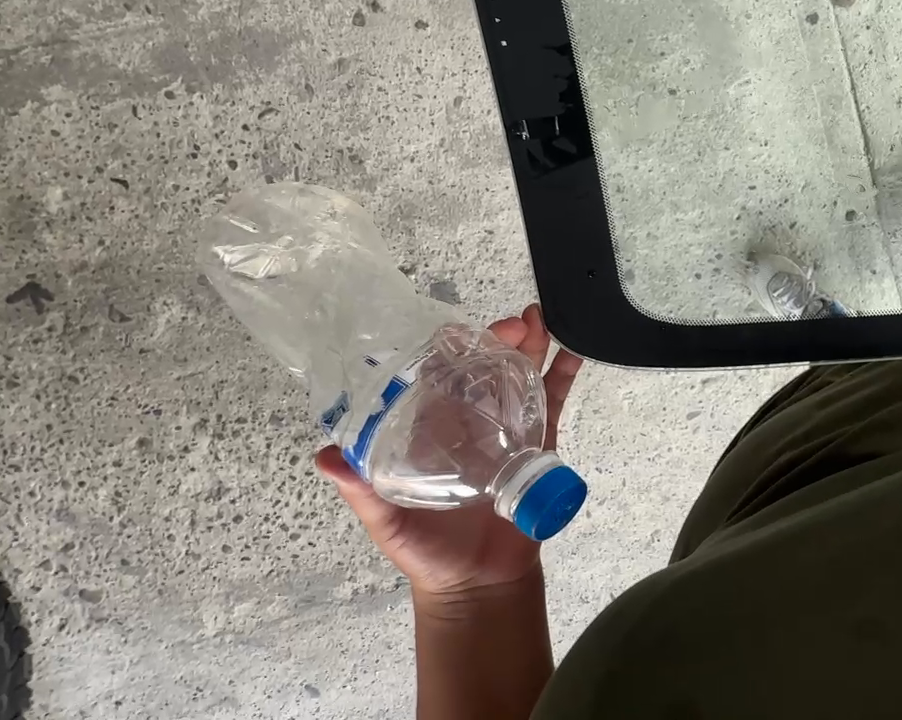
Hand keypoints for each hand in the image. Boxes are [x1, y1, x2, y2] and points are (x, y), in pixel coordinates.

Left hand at [316, 303, 583, 600]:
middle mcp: (473, 420)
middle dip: (503, 337)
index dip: (453, 348)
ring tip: (542, 320)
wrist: (479, 582)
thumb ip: (364, 489)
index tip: (462, 331)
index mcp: (435, 429)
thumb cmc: (428, 550)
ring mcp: (510, 427)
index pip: (443, 376)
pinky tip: (575, 352)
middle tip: (517, 322)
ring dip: (535, 344)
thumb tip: (326, 454)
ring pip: (524, 375)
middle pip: (490, 366)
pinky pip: (554, 402)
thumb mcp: (387, 521)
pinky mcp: (542, 442)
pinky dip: (565, 375)